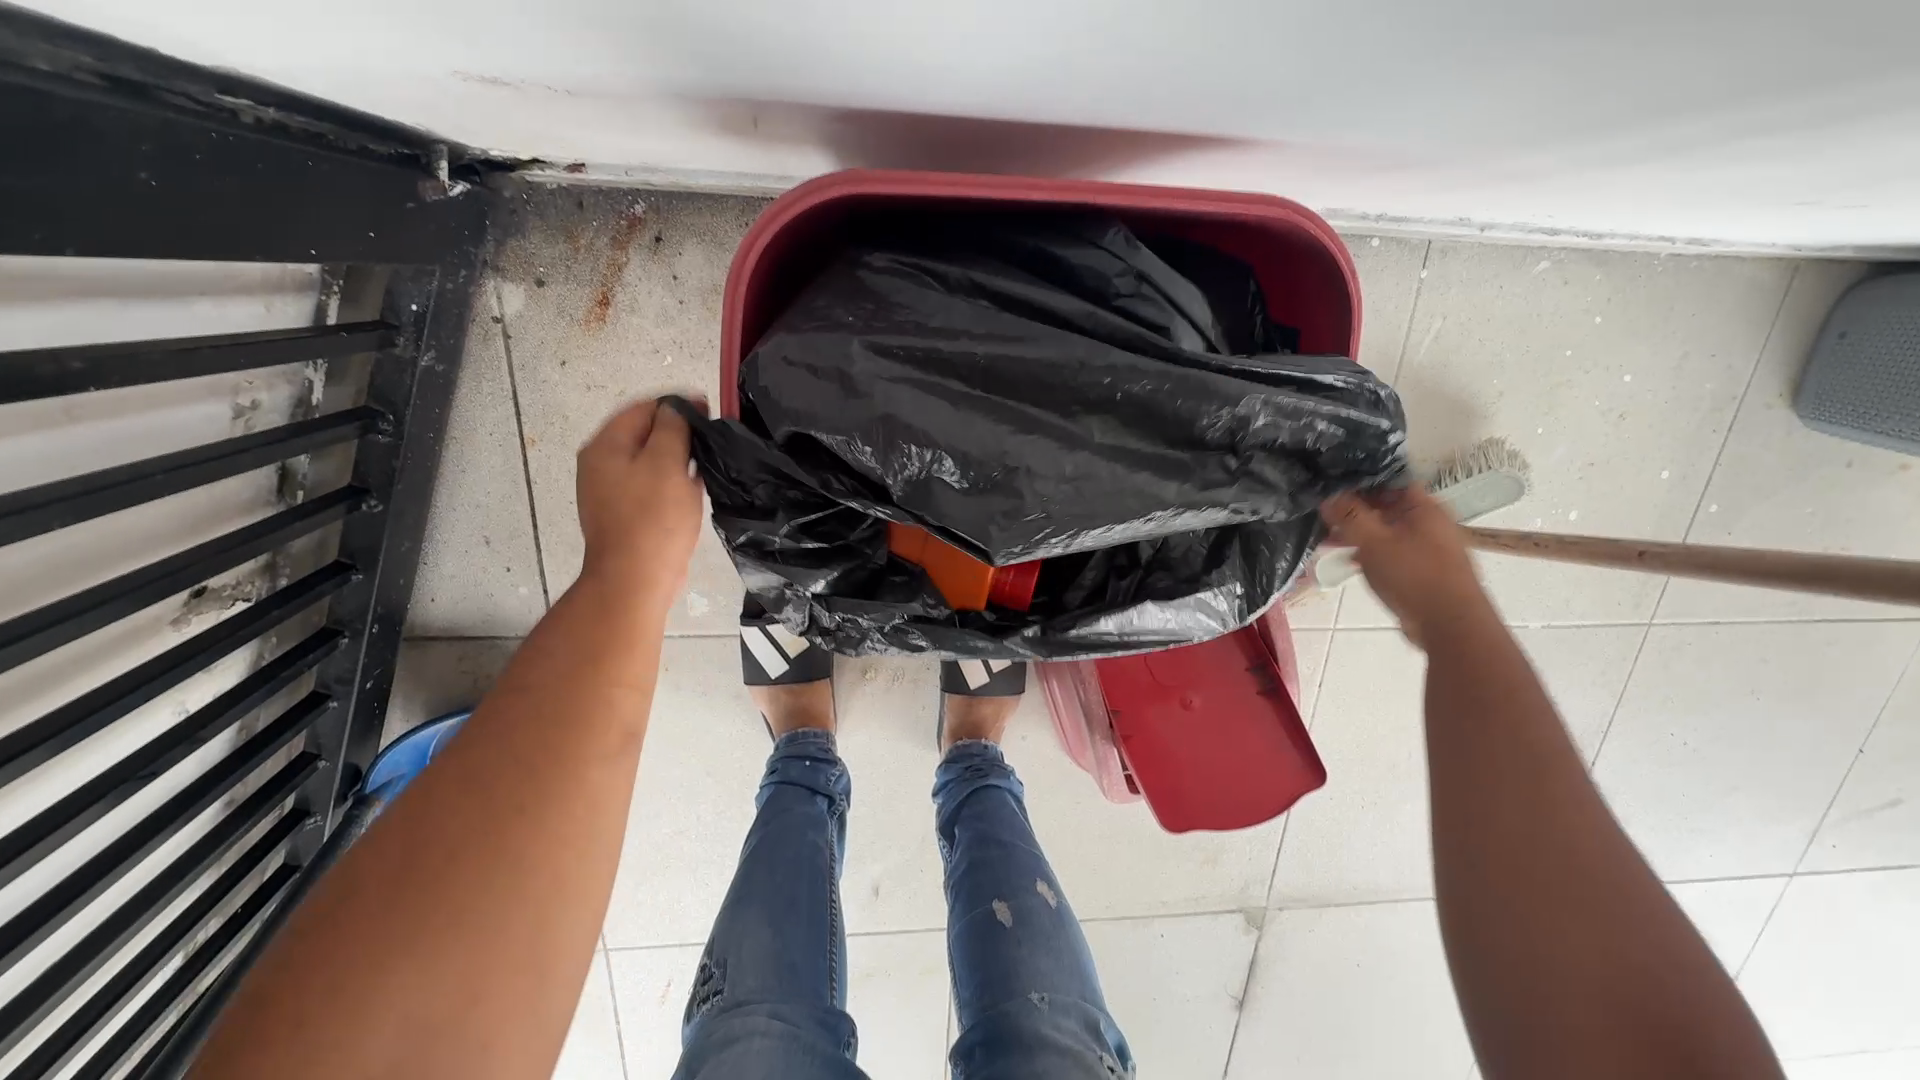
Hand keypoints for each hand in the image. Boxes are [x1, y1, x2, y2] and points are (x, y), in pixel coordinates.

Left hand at [575, 397, 705, 609]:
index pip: (642, 408)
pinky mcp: (624, 515)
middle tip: (711, 442)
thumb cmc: (653, 519)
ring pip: (649, 462)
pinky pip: (650, 488)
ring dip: (677, 461)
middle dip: (678, 434)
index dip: (677, 406)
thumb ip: (673, 428)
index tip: (709, 412)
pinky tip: (692, 493)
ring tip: (706, 467)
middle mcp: (600, 465)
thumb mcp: (667, 463)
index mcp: (605, 446)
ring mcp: (609, 493)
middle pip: (643, 435)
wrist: (635, 580)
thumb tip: (677, 409)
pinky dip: (671, 484)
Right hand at [1320, 486, 1493, 648]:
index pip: (1389, 481)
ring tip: (1328, 540)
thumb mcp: (1374, 542)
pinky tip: (1349, 562)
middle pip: (1386, 507)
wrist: (1451, 625)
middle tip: (1324, 517)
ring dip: (1359, 535)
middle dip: (1354, 512)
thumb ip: (1350, 517)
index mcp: (1424, 507)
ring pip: (1386, 532)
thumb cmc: (1414, 576)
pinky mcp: (1422, 571)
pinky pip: (1391, 553)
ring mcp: (1427, 548)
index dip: (1359, 481)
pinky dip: (1371, 554)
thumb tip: (1328, 496)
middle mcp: (1429, 523)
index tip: (1330, 487)